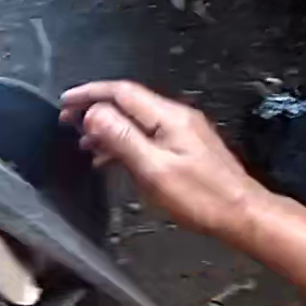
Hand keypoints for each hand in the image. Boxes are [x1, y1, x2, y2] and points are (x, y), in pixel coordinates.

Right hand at [60, 80, 269, 240]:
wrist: (240, 214)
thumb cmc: (199, 197)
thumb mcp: (154, 169)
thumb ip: (122, 138)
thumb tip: (94, 114)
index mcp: (168, 117)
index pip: (122, 92)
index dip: (90, 93)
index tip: (65, 102)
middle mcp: (175, 116)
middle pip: (128, 102)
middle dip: (94, 108)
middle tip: (67, 122)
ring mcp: (181, 130)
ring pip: (135, 119)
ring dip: (106, 126)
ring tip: (83, 142)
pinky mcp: (183, 146)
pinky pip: (145, 134)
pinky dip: (122, 141)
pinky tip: (109, 158)